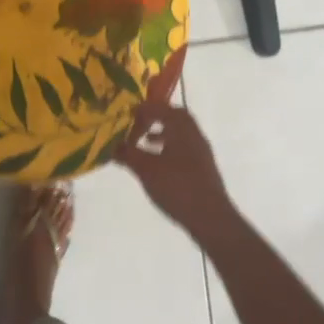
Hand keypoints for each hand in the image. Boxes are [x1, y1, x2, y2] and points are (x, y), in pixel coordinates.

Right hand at [116, 100, 233, 232]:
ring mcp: (201, 148)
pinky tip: (159, 163)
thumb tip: (112, 146)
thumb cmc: (177, 186)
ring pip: (179, 132)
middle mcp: (193, 131)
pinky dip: (169, 147)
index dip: (142, 110)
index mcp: (180, 126)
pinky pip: (183, 146)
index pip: (159, 107)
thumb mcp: (146, 170)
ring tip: (144, 143)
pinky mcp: (203, 165)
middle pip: (172, 116)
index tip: (126, 116)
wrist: (210, 216)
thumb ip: (128, 154)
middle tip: (136, 125)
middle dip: (153, 118)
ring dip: (161, 133)